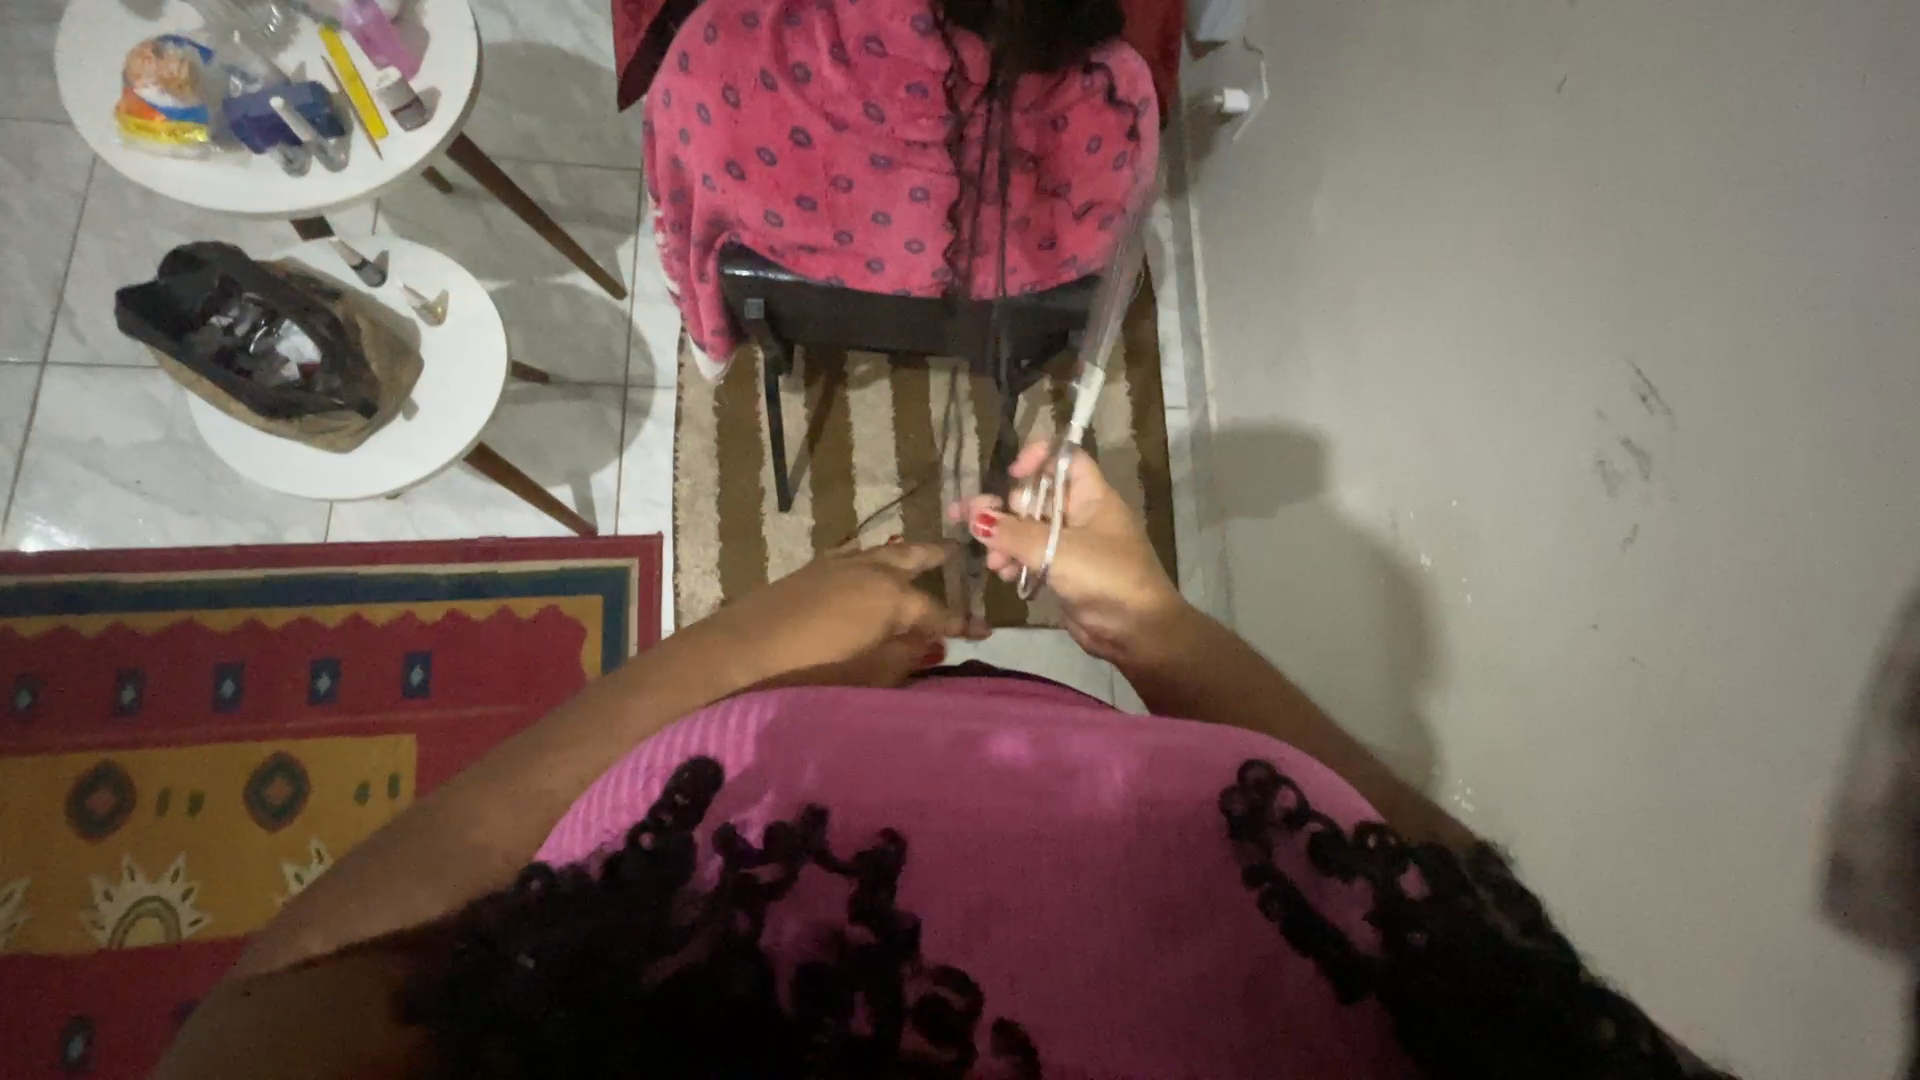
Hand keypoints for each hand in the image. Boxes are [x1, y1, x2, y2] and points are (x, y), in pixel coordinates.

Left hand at [687, 541, 965, 688]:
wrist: (738, 655)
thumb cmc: (812, 674)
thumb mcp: (870, 674)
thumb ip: (905, 656)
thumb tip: (929, 642)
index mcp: (894, 598)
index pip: (940, 612)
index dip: (963, 624)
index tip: (985, 630)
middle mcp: (873, 571)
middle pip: (915, 558)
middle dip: (940, 559)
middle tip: (959, 556)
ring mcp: (840, 564)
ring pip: (885, 550)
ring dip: (907, 554)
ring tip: (921, 556)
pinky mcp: (812, 568)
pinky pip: (855, 553)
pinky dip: (872, 557)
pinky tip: (869, 564)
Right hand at [950, 440, 1187, 663]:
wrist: (1136, 632)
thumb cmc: (1106, 578)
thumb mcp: (1057, 551)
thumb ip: (1013, 534)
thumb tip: (975, 518)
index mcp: (1092, 497)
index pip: (1064, 459)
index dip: (1038, 458)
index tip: (1012, 474)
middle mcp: (1080, 515)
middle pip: (1034, 496)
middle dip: (1003, 508)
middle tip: (972, 520)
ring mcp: (1070, 545)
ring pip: (1026, 529)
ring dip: (1003, 540)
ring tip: (991, 559)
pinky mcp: (1061, 572)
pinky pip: (1029, 556)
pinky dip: (1013, 561)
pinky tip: (1001, 573)